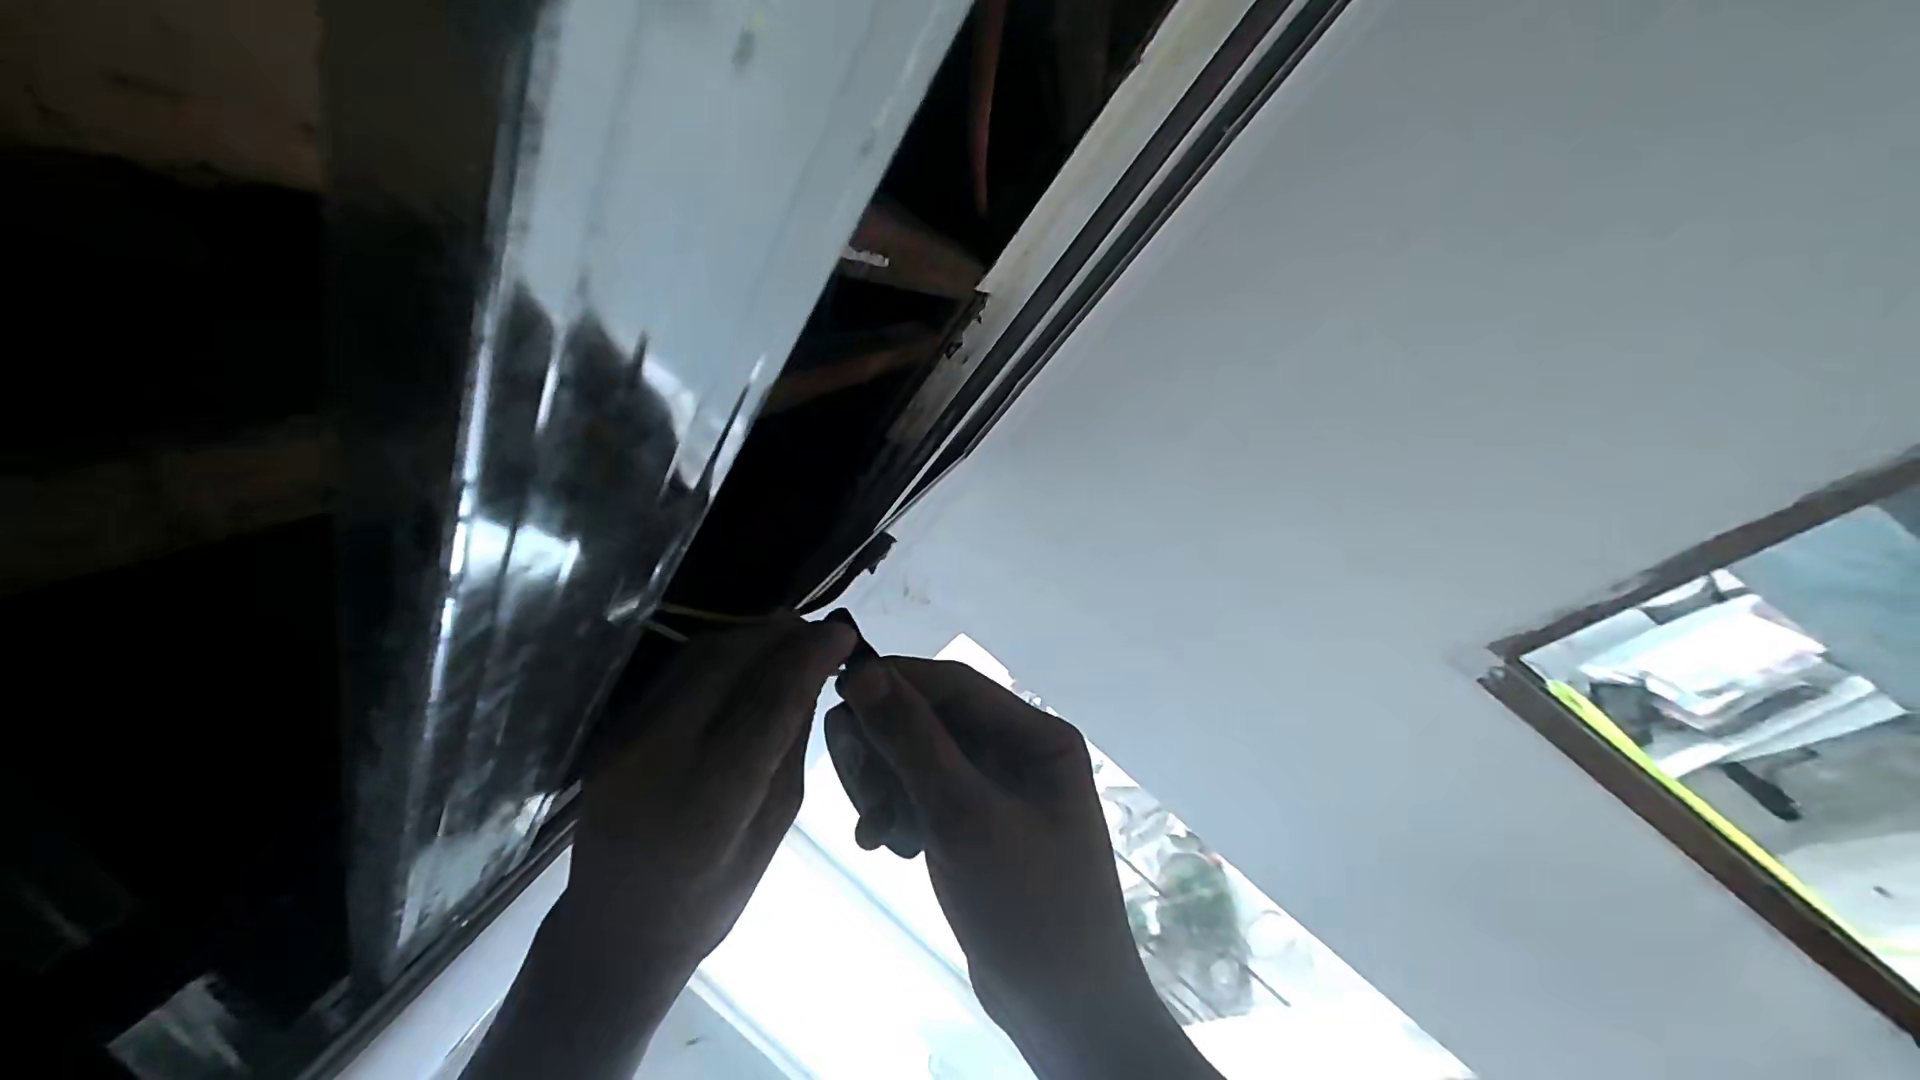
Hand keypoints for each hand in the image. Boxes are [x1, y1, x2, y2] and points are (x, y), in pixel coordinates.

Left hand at [463, 617, 853, 1079]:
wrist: (613, 932)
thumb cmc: (711, 898)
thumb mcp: (773, 827)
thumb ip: (790, 747)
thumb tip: (810, 678)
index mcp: (708, 800)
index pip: (768, 703)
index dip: (809, 659)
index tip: (843, 634)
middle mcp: (657, 758)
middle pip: (726, 663)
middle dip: (780, 635)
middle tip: (819, 627)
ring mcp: (626, 739)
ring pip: (698, 658)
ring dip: (750, 637)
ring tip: (791, 633)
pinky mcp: (614, 730)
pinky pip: (678, 673)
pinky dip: (722, 654)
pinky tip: (750, 656)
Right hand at [833, 654, 1220, 1079]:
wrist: (1063, 1008)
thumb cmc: (1027, 904)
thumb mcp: (964, 816)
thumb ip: (913, 740)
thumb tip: (863, 672)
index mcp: (1035, 734)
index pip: (953, 683)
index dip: (895, 680)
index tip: (839, 693)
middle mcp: (1017, 750)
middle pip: (930, 719)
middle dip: (886, 747)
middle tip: (859, 788)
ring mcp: (995, 787)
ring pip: (919, 757)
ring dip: (886, 785)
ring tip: (876, 828)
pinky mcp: (975, 821)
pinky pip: (923, 793)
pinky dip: (898, 811)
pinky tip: (886, 844)